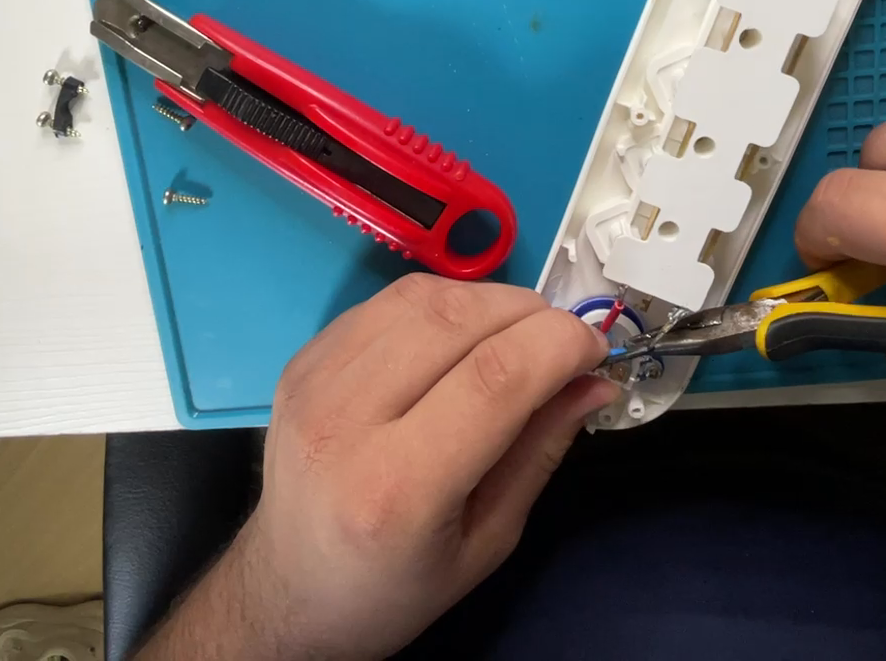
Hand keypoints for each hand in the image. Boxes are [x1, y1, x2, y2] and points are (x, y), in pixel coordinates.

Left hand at [144, 275, 614, 660]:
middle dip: (531, 312)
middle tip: (563, 338)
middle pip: (456, 320)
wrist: (290, 589)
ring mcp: (315, 378)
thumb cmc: (397, 584)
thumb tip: (596, 379)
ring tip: (518, 331)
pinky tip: (461, 331)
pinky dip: (443, 301)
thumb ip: (542, 447)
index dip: (559, 345)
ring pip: (423, 296)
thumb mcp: (489, 538)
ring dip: (489, 299)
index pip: (494, 378)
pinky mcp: (305, 356)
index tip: (595, 348)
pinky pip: (389, 299)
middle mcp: (345, 420)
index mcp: (396, 489)